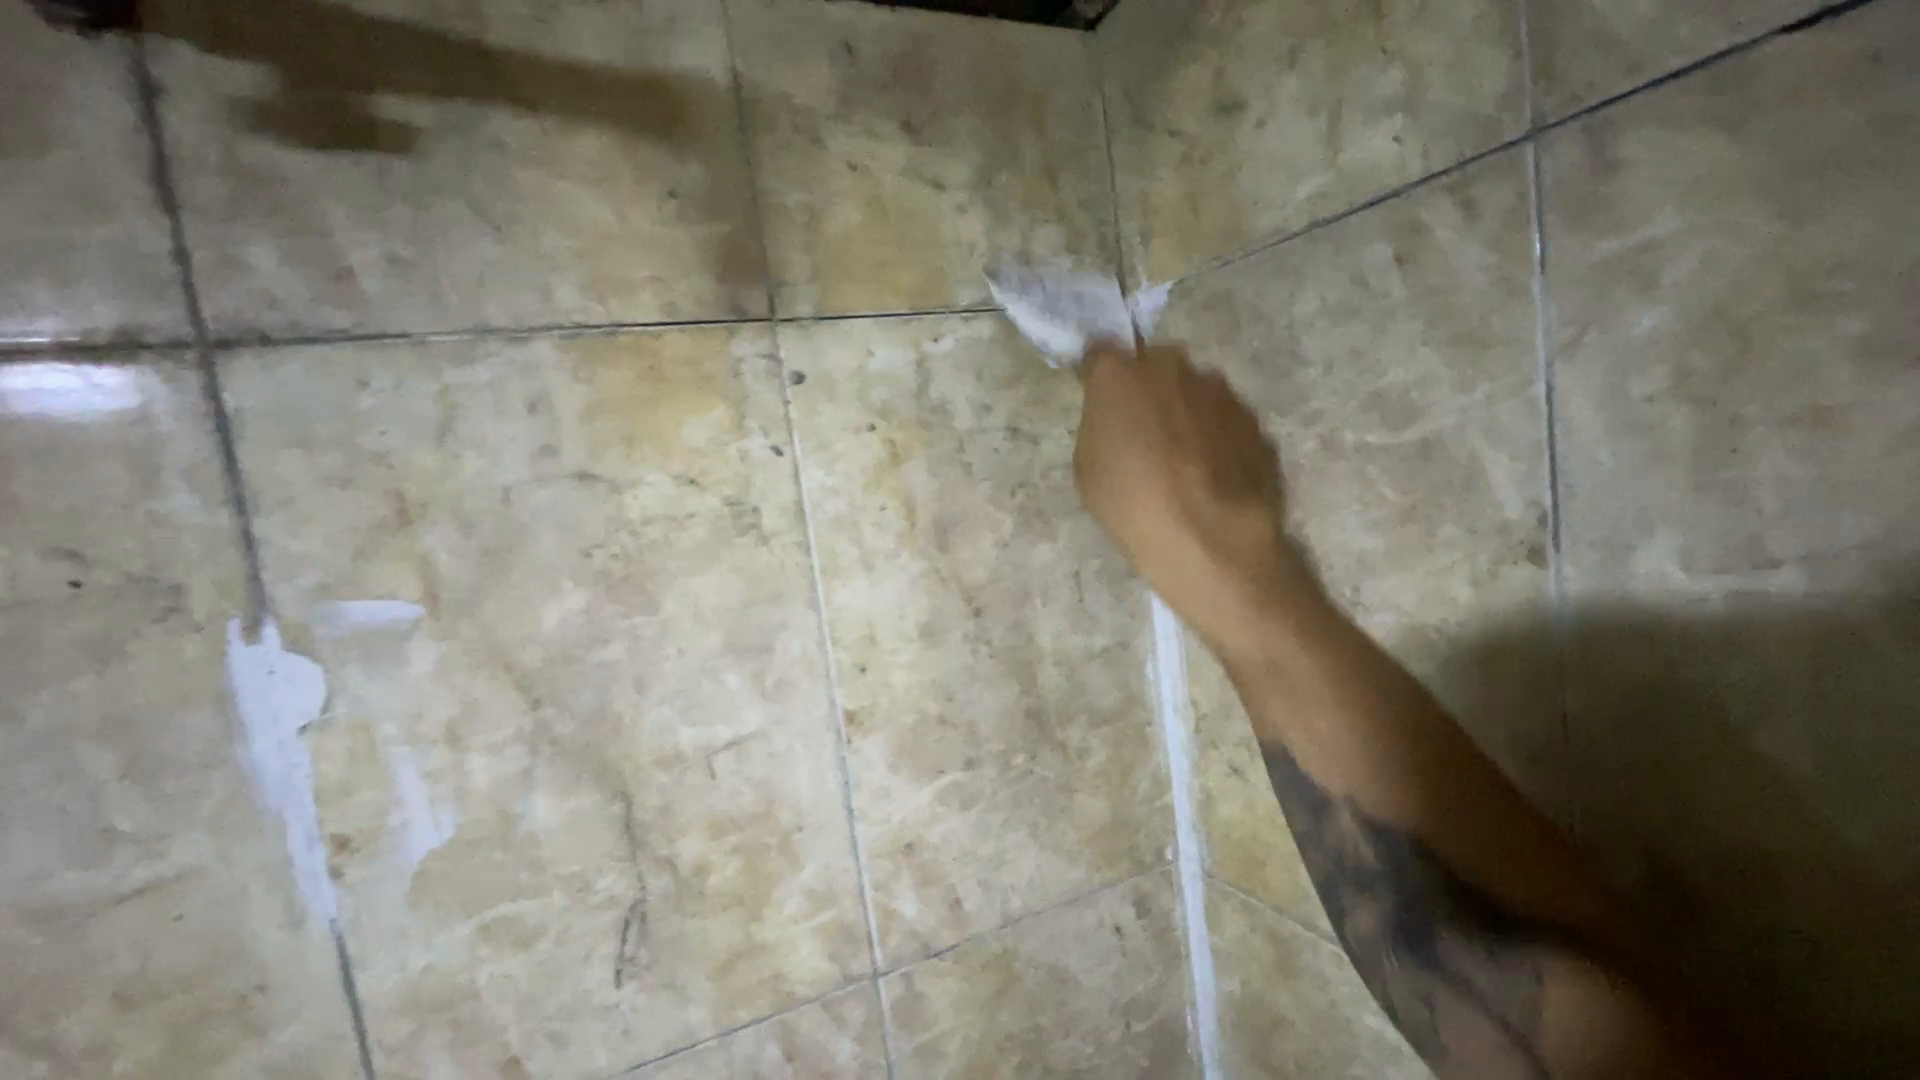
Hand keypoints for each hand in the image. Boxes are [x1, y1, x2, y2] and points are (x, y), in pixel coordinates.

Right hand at [1074, 340, 1312, 661]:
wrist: (1209, 537)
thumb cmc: (1132, 503)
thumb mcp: (1088, 467)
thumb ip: (1101, 424)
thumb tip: (1118, 417)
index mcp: (1121, 374)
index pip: (1100, 353)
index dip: (1097, 376)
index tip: (1098, 398)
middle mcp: (1173, 367)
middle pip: (1154, 368)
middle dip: (1148, 391)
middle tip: (1143, 433)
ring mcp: (1220, 391)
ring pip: (1193, 392)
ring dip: (1186, 414)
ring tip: (1184, 463)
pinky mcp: (1254, 419)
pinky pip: (1224, 421)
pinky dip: (1216, 438)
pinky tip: (1212, 477)